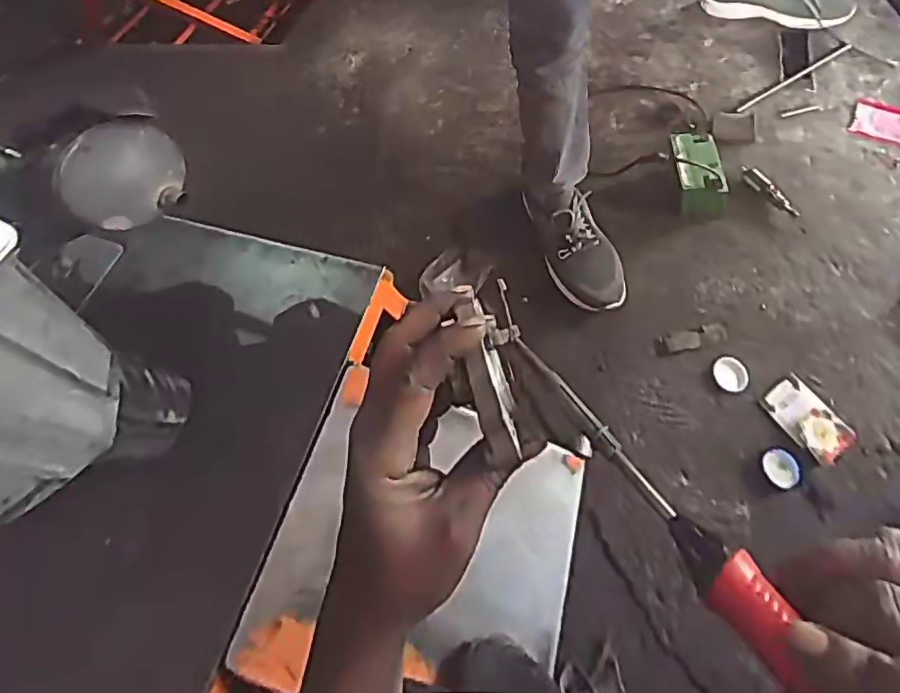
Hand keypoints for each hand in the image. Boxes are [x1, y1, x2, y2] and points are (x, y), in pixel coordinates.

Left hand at [329, 291, 517, 632]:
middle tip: (466, 296)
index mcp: (382, 450)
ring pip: (396, 362)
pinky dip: (435, 361)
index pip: (411, 379)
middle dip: (425, 317)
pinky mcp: (388, 434)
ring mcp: (376, 429)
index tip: (480, 326)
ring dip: (430, 332)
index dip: (445, 345)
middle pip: (391, 354)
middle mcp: (372, 429)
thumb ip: (491, 467)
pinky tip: (465, 361)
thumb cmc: (406, 572)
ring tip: (469, 318)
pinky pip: (409, 382)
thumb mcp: (457, 524)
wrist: (368, 603)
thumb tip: (530, 430)